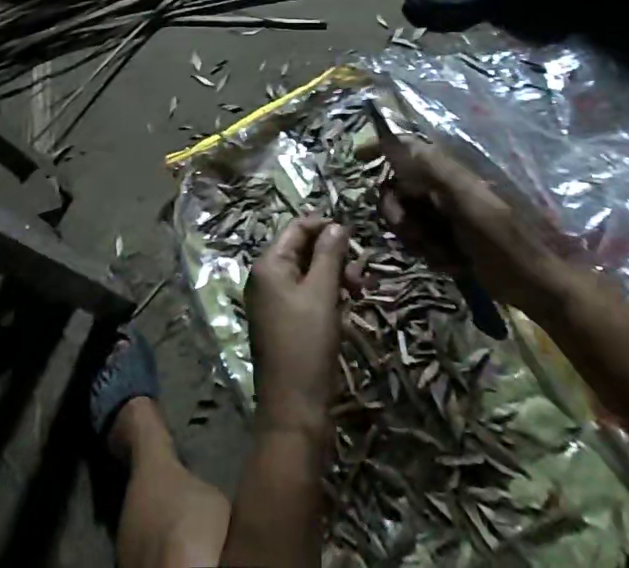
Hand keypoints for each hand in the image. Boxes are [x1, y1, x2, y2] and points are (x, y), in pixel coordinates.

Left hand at [245, 216, 361, 434]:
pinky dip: (327, 295)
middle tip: (362, 275)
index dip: (324, 226)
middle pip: (302, 250)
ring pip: (308, 274)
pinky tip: (346, 308)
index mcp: (268, 265)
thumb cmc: (306, 343)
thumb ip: (329, 256)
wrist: (294, 404)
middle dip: (334, 256)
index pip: (296, 228)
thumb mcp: (321, 294)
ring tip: (359, 293)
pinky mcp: (284, 320)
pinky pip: (307, 295)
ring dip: (335, 276)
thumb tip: (336, 224)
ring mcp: (273, 300)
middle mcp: (266, 278)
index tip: (355, 235)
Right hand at [370, 110, 571, 314]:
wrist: (536, 286)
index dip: (381, 148)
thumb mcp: (467, 200)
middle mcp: (442, 188)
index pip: (405, 148)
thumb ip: (433, 169)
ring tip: (445, 255)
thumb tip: (396, 139)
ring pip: (404, 218)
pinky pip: (417, 240)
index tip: (358, 159)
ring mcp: (443, 215)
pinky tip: (452, 264)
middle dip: (400, 216)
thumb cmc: (504, 240)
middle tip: (417, 234)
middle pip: (396, 190)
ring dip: (418, 239)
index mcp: (448, 172)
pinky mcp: (446, 238)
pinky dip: (430, 253)